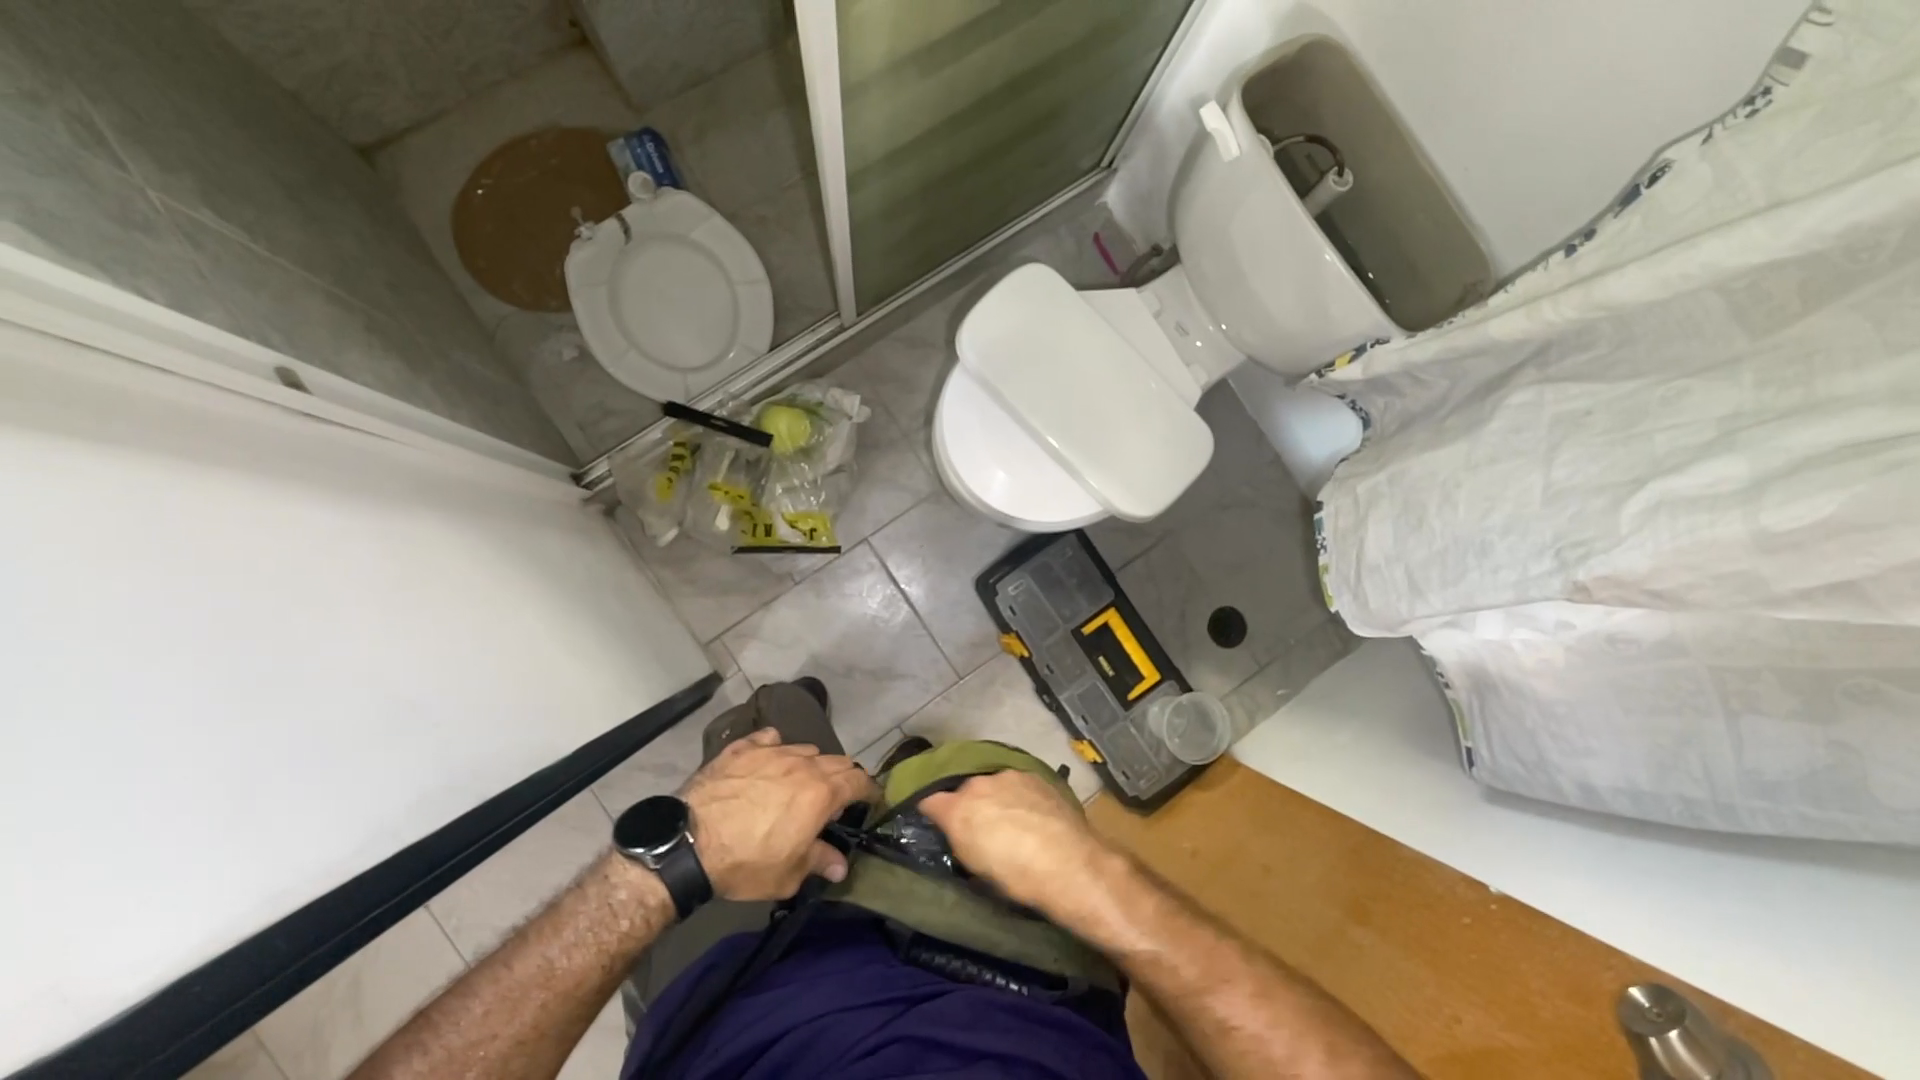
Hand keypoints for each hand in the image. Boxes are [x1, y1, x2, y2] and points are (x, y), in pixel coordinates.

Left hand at [679, 728, 877, 900]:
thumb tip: (840, 867)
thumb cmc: (747, 863)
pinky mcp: (741, 749)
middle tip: (837, 797)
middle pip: (836, 761)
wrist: (689, 844)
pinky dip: (775, 747)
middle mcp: (802, 764)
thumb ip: (819, 862)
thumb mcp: (789, 874)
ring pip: (804, 748)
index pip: (859, 781)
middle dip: (842, 777)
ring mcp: (770, 752)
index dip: (870, 790)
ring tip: (801, 781)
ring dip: (810, 763)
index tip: (872, 799)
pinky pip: (767, 738)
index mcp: (821, 793)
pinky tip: (769, 758)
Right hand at [918, 770, 1112, 913]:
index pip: (929, 801)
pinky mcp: (1035, 776)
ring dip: (997, 797)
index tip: (936, 821)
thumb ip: (961, 842)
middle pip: (965, 790)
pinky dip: (1020, 795)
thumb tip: (961, 835)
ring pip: (994, 784)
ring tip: (1013, 818)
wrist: (1068, 864)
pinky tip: (1034, 812)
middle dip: (970, 805)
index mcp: (957, 810)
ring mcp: (1009, 776)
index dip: (932, 811)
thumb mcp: (976, 869)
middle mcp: (978, 785)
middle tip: (982, 826)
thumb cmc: (1016, 878)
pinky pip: (1019, 783)